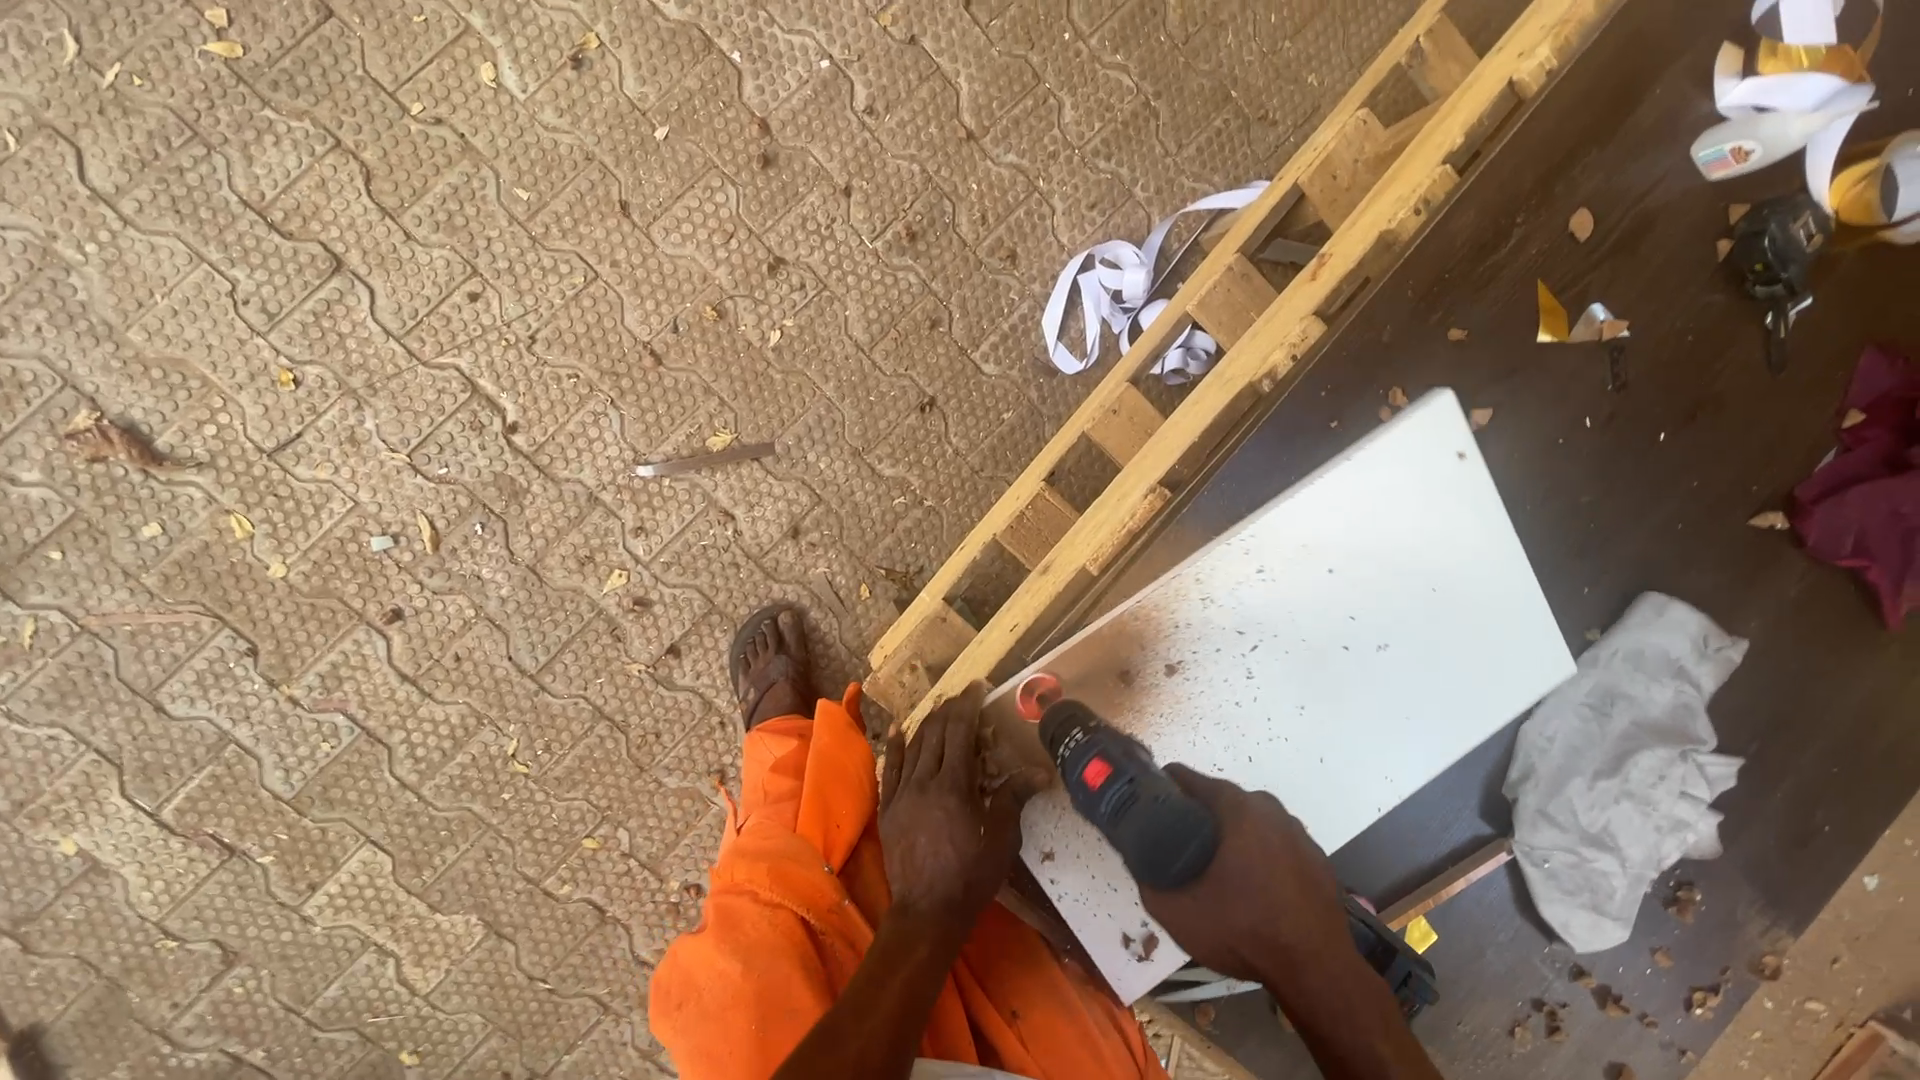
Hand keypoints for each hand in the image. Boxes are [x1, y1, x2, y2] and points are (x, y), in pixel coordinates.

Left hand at [879, 682, 1027, 926]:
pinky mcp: (887, 807)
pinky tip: (898, 729)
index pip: (960, 731)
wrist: (927, 911)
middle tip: (963, 698)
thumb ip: (1014, 798)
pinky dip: (895, 745)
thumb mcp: (1001, 839)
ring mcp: (901, 793)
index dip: (968, 705)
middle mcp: (924, 782)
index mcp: (954, 786)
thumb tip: (1041, 771)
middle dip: (949, 709)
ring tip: (940, 709)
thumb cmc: (971, 876)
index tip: (977, 687)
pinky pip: (890, 768)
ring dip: (927, 723)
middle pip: (935, 733)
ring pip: (913, 746)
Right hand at [1138, 765, 1351, 981]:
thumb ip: (1147, 879)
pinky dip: (1260, 857)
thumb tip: (1138, 860)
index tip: (1148, 809)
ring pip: (1251, 823)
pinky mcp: (1316, 859)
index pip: (1187, 779)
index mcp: (1237, 808)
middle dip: (1197, 816)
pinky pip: (1276, 846)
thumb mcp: (1176, 911)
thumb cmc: (1243, 931)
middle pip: (1221, 799)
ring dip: (1231, 837)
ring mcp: (1299, 833)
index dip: (1162, 789)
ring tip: (1214, 871)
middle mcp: (1270, 809)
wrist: (1315, 970)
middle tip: (1177, 845)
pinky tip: (1252, 889)